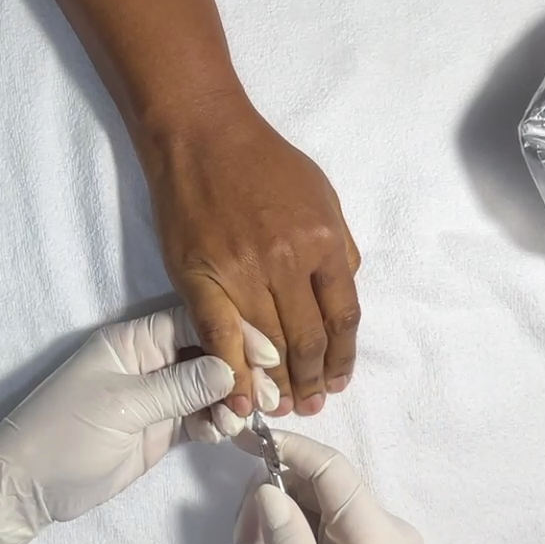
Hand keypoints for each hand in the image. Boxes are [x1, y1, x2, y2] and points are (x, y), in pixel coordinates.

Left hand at [0, 307, 249, 543]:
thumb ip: (178, 387)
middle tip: (266, 397)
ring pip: (209, 385)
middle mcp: (148, 360)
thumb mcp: (122, 405)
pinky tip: (222, 433)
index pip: (192, 320)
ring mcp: (156, 395)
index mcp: (131, 340)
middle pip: (207, 352)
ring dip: (232, 400)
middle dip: (240, 371)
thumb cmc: (65, 434)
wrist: (30, 487)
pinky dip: (216, 422)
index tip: (267, 356)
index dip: (231, 333)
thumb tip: (230, 370)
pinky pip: (200, 415)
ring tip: (239, 420)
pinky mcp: (161, 427)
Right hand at [139, 106, 360, 419]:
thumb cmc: (263, 162)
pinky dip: (232, 376)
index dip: (343, 357)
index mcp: (323, 242)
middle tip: (311, 404)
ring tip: (282, 407)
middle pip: (309, 339)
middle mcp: (288, 264)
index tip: (338, 381)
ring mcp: (243, 274)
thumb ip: (338, 246)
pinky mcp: (201, 279)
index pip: (343, 316)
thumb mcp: (321, 194)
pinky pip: (222, 338)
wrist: (202, 136)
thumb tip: (341, 293)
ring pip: (269, 345)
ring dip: (279, 384)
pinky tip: (241, 403)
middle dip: (313, 379)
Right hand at [241, 431, 493, 543]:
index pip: (331, 469)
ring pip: (309, 507)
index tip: (241, 439)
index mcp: (379, 538)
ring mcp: (376, 539)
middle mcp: (384, 527)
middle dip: (270, 510)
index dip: (287, 447)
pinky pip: (318, 529)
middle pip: (313, 486)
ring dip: (275, 534)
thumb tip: (265, 489)